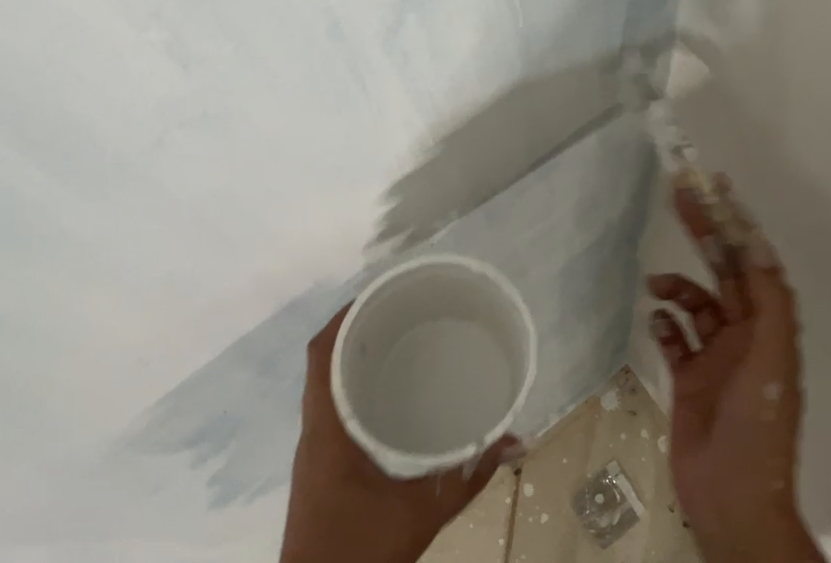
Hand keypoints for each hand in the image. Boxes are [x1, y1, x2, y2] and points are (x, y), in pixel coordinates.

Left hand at [279, 304, 522, 562]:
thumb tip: (517, 441)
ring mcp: (313, 452)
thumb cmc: (359, 551)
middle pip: (323, 363)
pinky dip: (354, 393)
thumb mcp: (420, 514)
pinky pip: (332, 412)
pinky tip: (389, 400)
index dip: (343, 316)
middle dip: (357, 332)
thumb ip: (469, 477)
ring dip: (353, 361)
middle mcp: (313, 432)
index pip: (321, 353)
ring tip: (399, 343)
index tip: (378, 294)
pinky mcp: (319, 470)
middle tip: (401, 313)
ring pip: (325, 388)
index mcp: (327, 429)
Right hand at [648, 174, 823, 562]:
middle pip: (722, 271)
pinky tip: (655, 320)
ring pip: (694, 304)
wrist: (730, 497)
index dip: (737, 223)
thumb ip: (767, 300)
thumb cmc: (757, 426)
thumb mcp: (771, 358)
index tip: (717, 187)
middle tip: (678, 194)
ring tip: (655, 287)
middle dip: (703, 234)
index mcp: (769, 326)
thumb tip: (756, 244)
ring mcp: (715, 356)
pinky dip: (664, 323)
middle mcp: (745, 334)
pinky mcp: (689, 378)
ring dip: (676, 287)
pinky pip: (675, 338)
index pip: (752, 261)